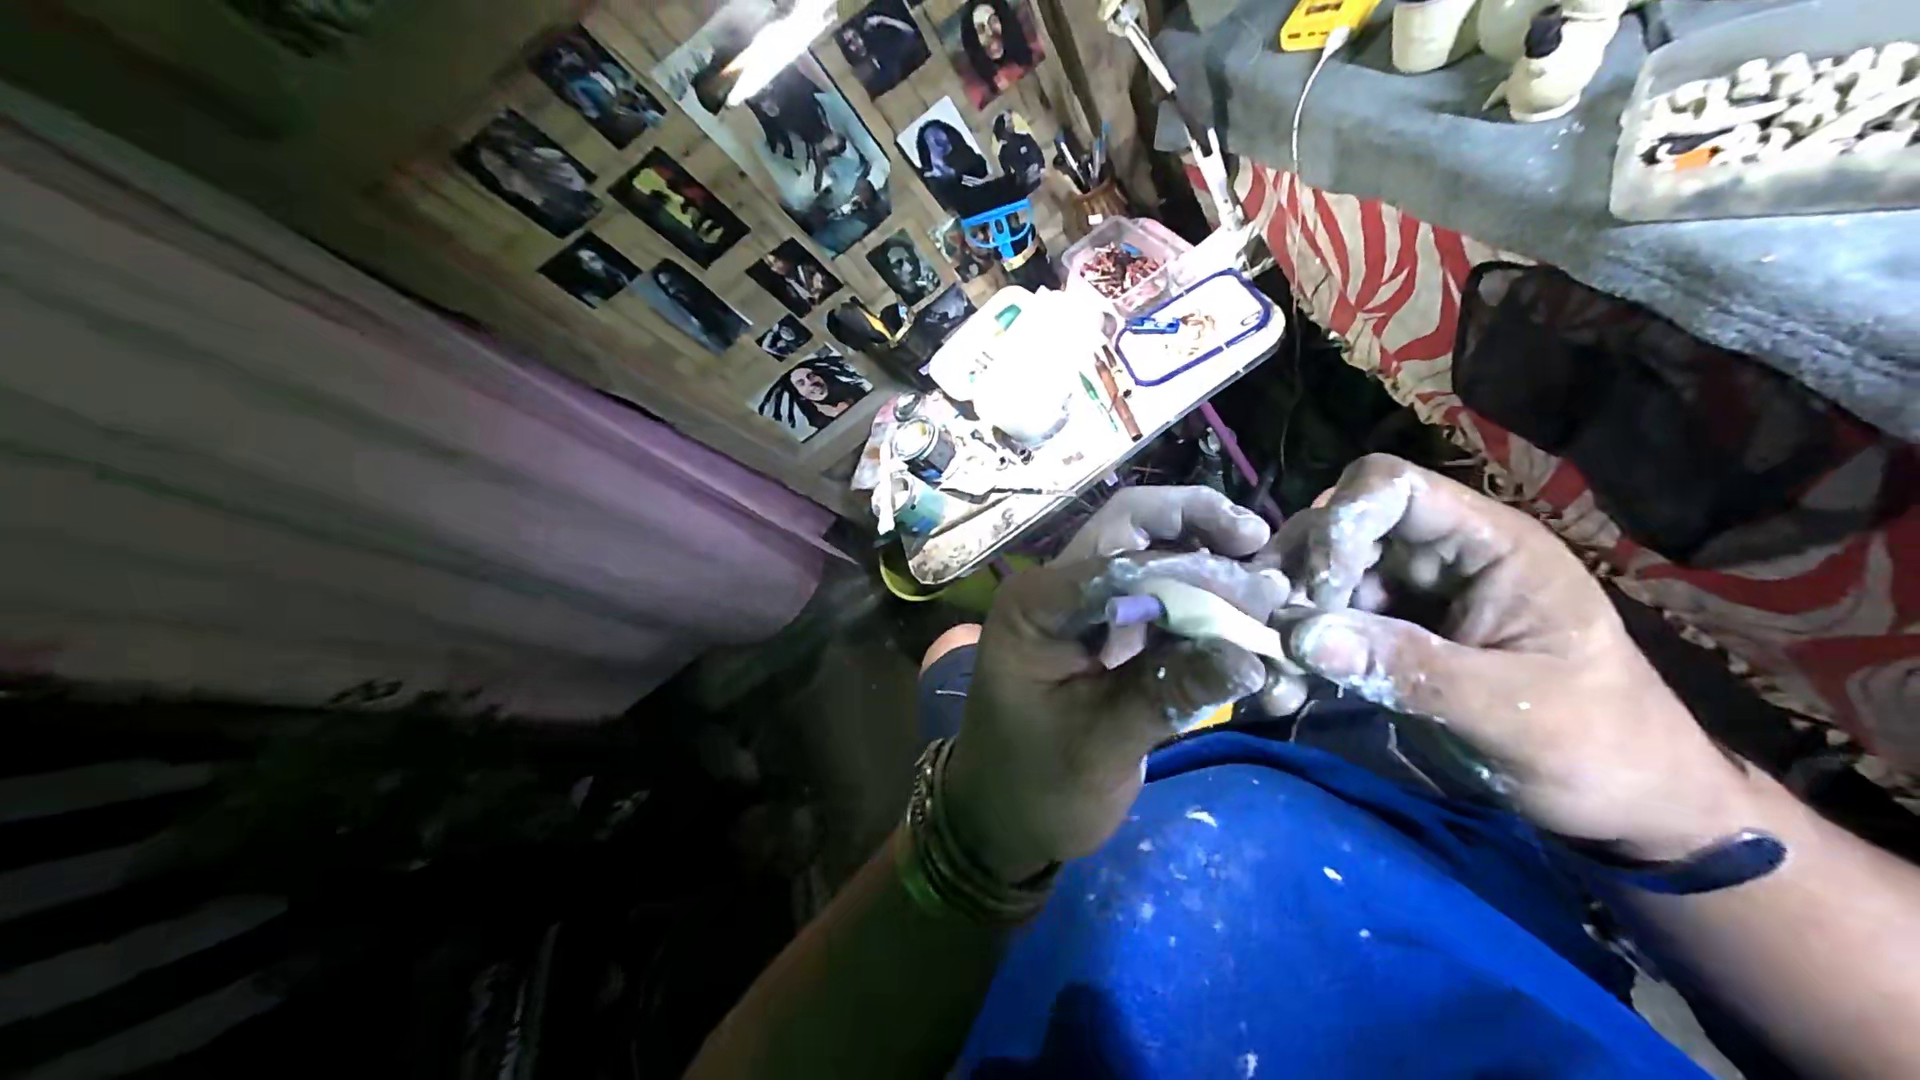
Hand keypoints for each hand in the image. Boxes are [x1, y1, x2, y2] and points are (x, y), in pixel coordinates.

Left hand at [942, 489, 1287, 880]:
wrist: (1005, 813)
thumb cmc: (1033, 784)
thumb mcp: (1097, 748)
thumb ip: (1165, 696)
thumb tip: (1250, 657)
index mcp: (1036, 605)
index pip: (1117, 562)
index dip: (1189, 573)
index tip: (1255, 599)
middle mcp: (1059, 589)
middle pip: (1133, 528)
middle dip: (1198, 526)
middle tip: (1261, 548)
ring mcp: (1088, 607)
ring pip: (1153, 554)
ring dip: (1210, 562)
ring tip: (1268, 590)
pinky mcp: (1114, 633)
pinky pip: (1165, 600)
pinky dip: (1208, 605)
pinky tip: (1251, 624)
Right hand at [1259, 455, 1754, 857]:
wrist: (1627, 803)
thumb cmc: (1597, 747)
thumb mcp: (1510, 711)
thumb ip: (1408, 669)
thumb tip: (1299, 636)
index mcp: (1489, 545)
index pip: (1391, 487)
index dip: (1342, 523)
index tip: (1320, 590)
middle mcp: (1439, 554)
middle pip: (1339, 522)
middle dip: (1303, 569)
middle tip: (1284, 628)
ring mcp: (1409, 590)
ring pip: (1320, 566)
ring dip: (1293, 604)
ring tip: (1283, 653)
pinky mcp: (1388, 628)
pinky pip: (1323, 612)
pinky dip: (1299, 635)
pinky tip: (1292, 670)